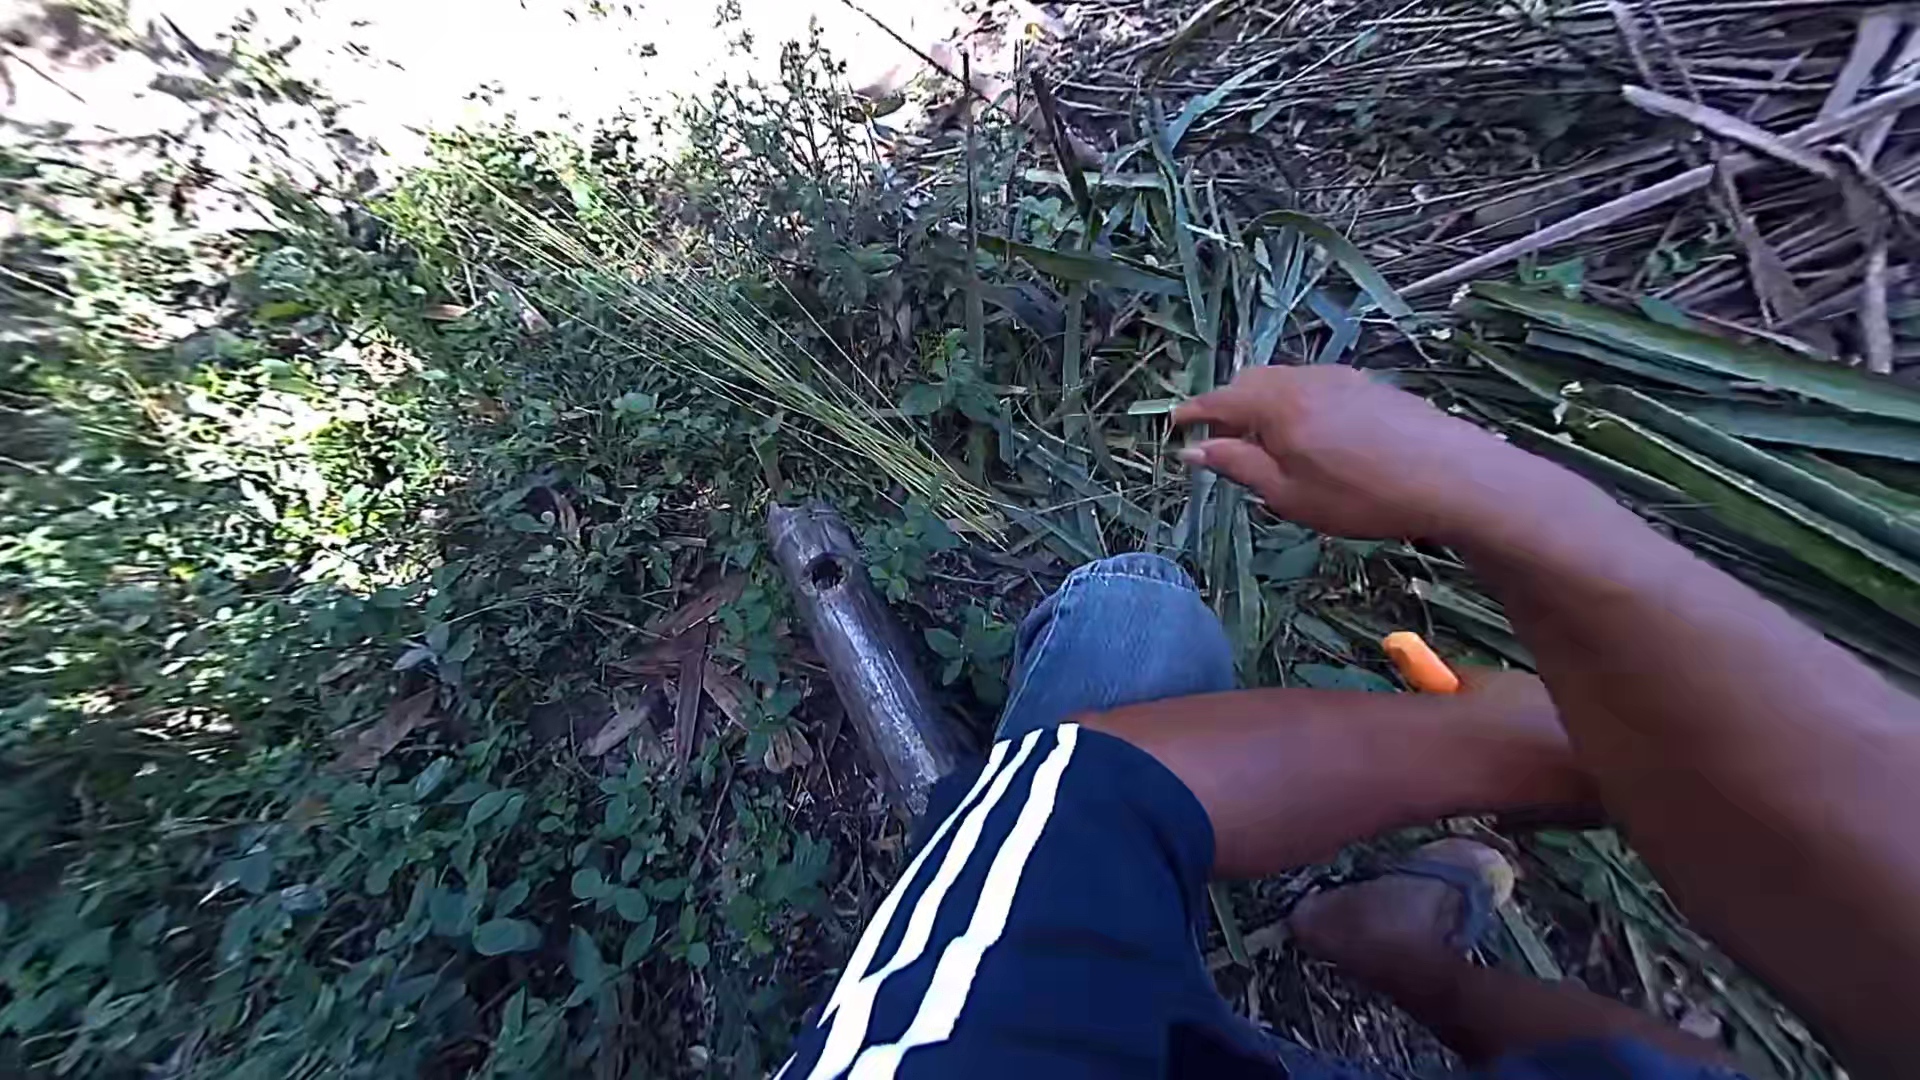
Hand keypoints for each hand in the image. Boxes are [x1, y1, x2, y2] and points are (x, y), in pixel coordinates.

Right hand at [1172, 366, 1568, 543]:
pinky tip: (1306, 437)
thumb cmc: (1359, 495)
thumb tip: (1193, 449)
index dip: (1192, 413)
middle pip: (1249, 382)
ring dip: (1259, 406)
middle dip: (1226, 408)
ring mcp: (1341, 378)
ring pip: (1281, 382)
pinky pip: (1311, 386)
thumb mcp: (1286, 492)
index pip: (1219, 400)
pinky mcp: (1368, 386)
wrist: (1459, 480)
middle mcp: (1305, 380)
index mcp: (1277, 404)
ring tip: (1263, 445)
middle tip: (1220, 444)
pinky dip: (1290, 404)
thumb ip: (1236, 464)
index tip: (1174, 426)